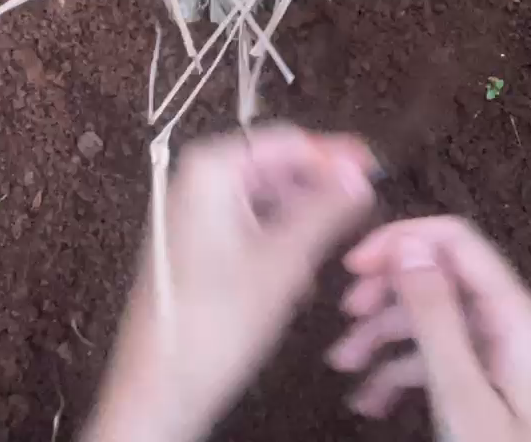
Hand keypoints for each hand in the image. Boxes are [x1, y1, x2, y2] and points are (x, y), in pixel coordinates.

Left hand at [83, 124, 377, 441]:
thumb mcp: (284, 260)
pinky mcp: (195, 240)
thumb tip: (358, 173)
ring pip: (265, 198)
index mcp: (212, 168)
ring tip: (329, 249)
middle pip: (275, 167)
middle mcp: (197, 178)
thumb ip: (326, 209)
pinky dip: (278, 240)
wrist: (159, 389)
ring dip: (300, 220)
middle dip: (316, 191)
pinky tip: (299, 273)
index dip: (332, 155)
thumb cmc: (213, 324)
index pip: (287, 141)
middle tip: (359, 209)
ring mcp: (193, 209)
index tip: (371, 167)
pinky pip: (249, 222)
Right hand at [328, 216, 530, 439]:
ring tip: (343, 365)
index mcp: (524, 321)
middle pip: (446, 281)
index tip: (352, 267)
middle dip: (389, 294)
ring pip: (442, 322)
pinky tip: (371, 400)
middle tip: (344, 316)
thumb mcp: (463, 403)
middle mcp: (523, 327)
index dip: (401, 241)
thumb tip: (409, 243)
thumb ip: (437, 318)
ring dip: (389, 337)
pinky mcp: (505, 388)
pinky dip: (409, 371)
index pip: (457, 243)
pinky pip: (452, 360)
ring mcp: (515, 359)